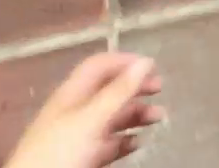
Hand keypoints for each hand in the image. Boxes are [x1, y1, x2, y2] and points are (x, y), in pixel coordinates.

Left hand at [4, 52, 164, 167]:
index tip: (150, 66)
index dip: (124, 61)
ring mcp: (77, 137)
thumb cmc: (59, 152)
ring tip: (158, 118)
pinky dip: (123, 142)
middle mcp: (75, 111)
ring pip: (110, 119)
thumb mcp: (91, 119)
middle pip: (108, 90)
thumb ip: (118, 92)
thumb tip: (146, 61)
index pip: (99, 65)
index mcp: (73, 94)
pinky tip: (138, 143)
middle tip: (159, 89)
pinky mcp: (81, 160)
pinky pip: (106, 145)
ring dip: (135, 115)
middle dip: (134, 87)